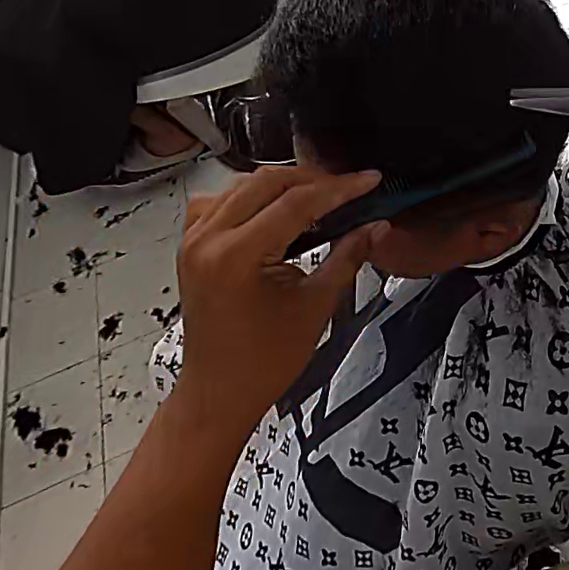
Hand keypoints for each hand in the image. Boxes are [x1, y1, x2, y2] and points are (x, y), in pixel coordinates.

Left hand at [174, 166, 385, 428]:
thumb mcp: (318, 304)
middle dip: (315, 180)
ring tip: (321, 196)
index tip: (368, 180)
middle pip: (267, 182)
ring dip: (284, 184)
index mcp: (237, 255)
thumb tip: (376, 227)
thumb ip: (349, 256)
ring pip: (242, 185)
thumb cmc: (263, 359)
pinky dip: (252, 197)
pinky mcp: (192, 247)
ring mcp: (194, 241)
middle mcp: (208, 240)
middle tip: (351, 187)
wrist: (221, 390)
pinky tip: (276, 209)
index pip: (297, 201)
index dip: (340, 187)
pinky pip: (220, 201)